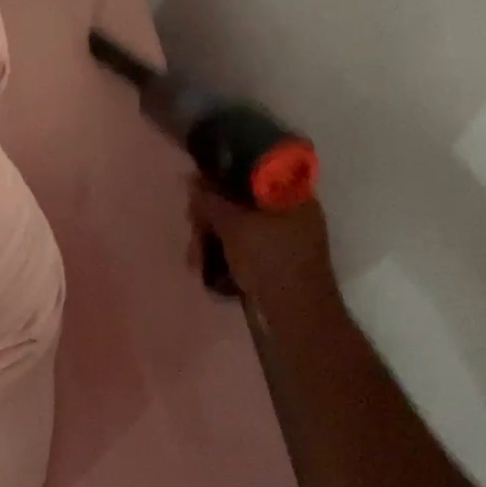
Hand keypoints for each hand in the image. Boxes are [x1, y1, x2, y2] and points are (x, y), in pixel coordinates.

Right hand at [188, 180, 343, 315]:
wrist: (294, 315)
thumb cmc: (270, 261)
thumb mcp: (234, 226)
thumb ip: (212, 201)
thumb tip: (192, 181)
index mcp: (292, 196)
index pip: (254, 171)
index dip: (223, 176)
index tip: (200, 188)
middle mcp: (290, 213)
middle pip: (239, 201)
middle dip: (211, 215)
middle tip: (195, 228)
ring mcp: (281, 240)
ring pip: (235, 227)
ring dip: (210, 239)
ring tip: (196, 259)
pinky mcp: (271, 262)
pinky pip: (239, 247)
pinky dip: (221, 254)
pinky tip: (205, 267)